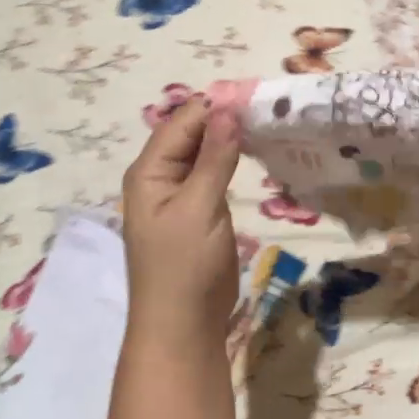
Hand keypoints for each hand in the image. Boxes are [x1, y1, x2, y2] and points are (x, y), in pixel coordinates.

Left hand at [120, 97, 242, 340]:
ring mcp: (179, 197)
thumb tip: (229, 110)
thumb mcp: (200, 207)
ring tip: (266, 124)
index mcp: (149, 171)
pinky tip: (254, 155)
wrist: (182, 324)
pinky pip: (213, 177)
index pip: (183, 123)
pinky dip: (231, 164)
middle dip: (224, 119)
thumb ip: (215, 158)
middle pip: (192, 135)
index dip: (215, 106)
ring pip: (204, 155)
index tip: (257, 94)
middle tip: (269, 107)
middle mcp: (160, 178)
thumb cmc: (184, 265)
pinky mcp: (198, 215)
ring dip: (230, 140)